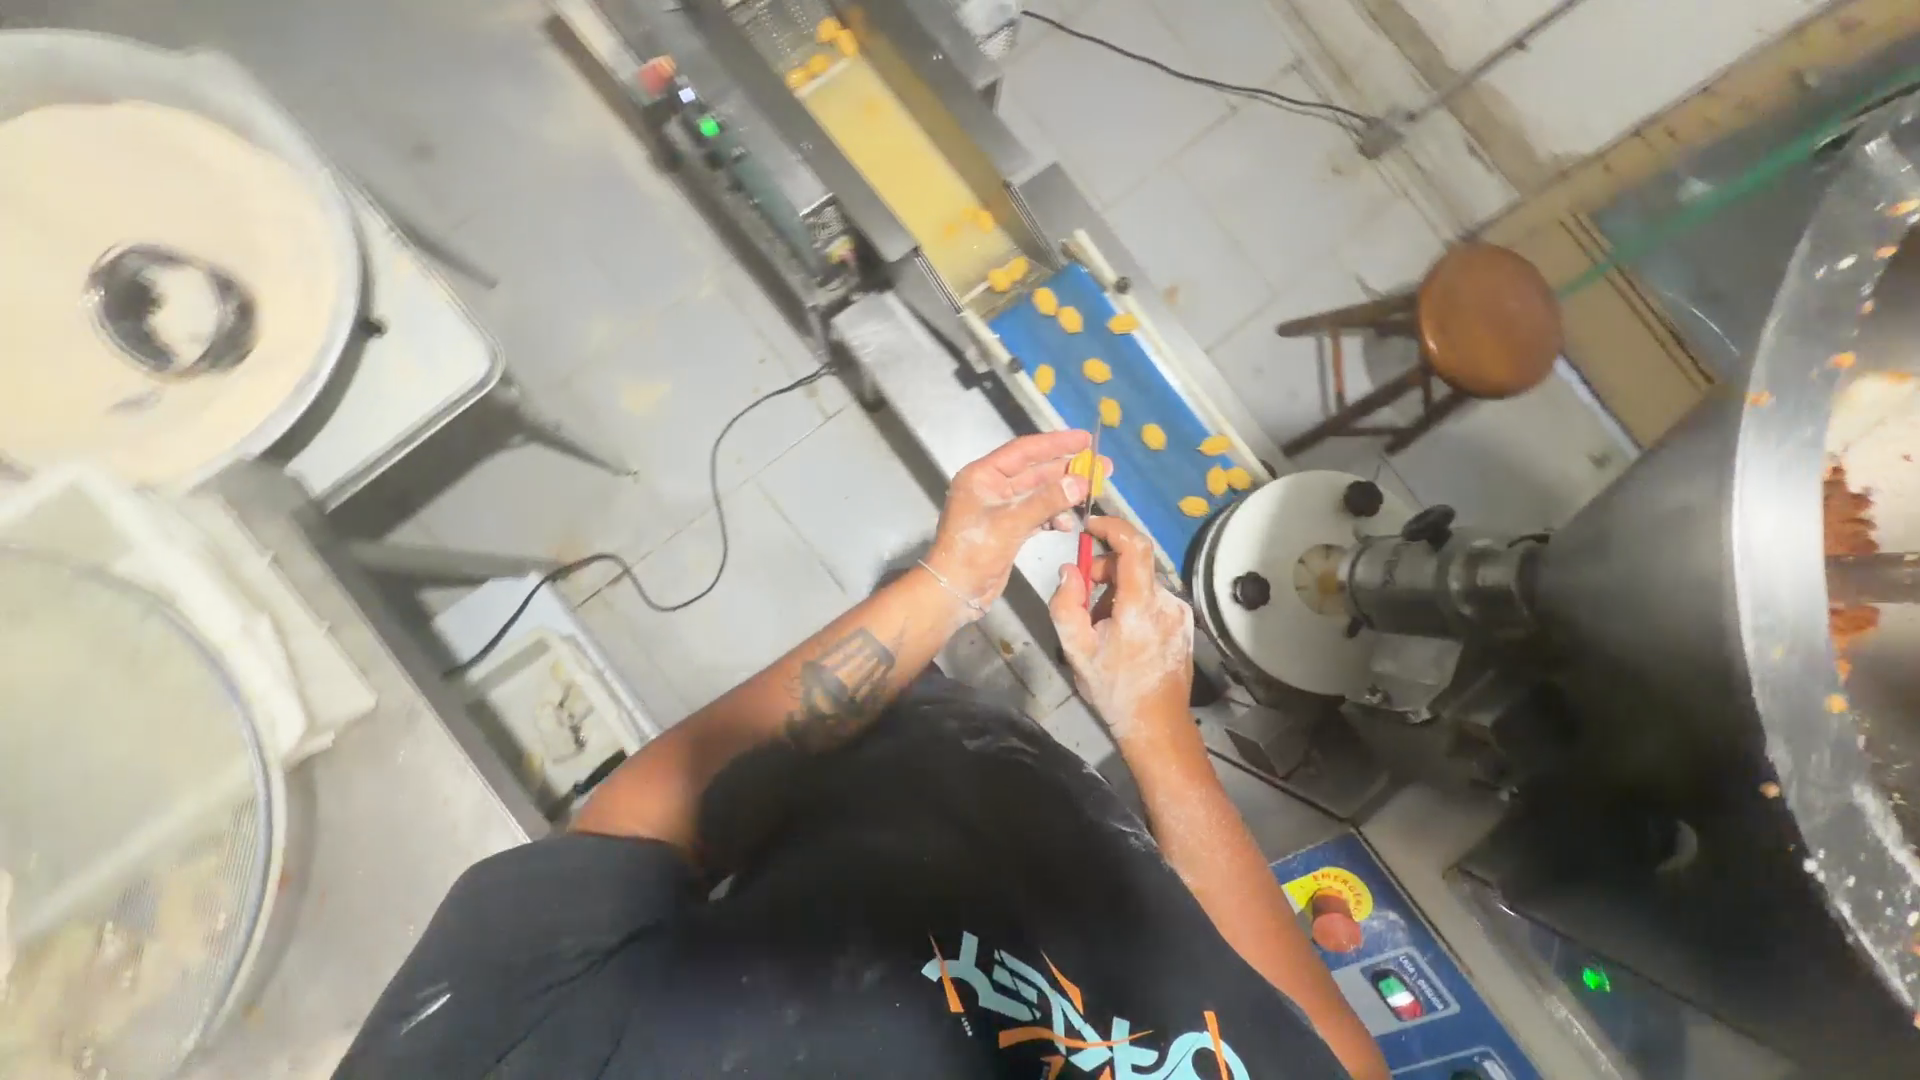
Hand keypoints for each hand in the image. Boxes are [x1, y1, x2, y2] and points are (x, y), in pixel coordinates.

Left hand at [924, 430, 1095, 616]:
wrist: (954, 591)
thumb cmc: (974, 552)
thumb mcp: (1011, 523)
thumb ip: (1047, 501)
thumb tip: (1081, 482)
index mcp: (983, 476)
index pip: (1024, 451)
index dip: (1056, 443)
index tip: (1085, 439)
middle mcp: (991, 487)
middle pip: (1035, 471)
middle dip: (1067, 470)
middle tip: (1102, 467)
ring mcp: (1000, 509)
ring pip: (1038, 494)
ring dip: (1063, 495)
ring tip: (1093, 493)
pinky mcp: (1008, 529)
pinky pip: (1036, 514)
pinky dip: (1053, 517)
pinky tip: (1069, 523)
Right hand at [1049, 516, 1194, 741]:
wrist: (1155, 723)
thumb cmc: (1113, 689)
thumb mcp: (1076, 649)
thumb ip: (1066, 604)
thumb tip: (1069, 570)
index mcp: (1139, 606)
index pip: (1134, 546)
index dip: (1112, 527)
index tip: (1090, 525)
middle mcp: (1166, 602)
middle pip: (1133, 565)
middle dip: (1104, 570)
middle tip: (1082, 595)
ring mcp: (1179, 613)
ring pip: (1141, 583)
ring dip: (1116, 591)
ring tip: (1101, 626)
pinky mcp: (1183, 623)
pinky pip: (1152, 598)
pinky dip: (1132, 603)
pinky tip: (1122, 634)